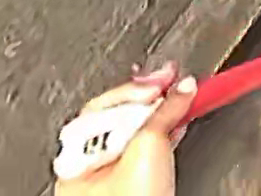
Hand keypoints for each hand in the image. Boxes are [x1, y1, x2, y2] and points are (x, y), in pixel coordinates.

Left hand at [56, 64, 195, 195]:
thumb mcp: (150, 145)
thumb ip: (166, 109)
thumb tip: (183, 87)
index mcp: (77, 154)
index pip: (110, 101)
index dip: (141, 86)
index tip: (168, 76)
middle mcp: (86, 168)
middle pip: (122, 115)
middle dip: (151, 97)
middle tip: (174, 83)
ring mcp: (107, 183)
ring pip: (135, 133)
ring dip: (160, 115)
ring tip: (181, 103)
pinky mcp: (129, 192)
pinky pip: (143, 153)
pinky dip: (161, 136)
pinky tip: (176, 128)